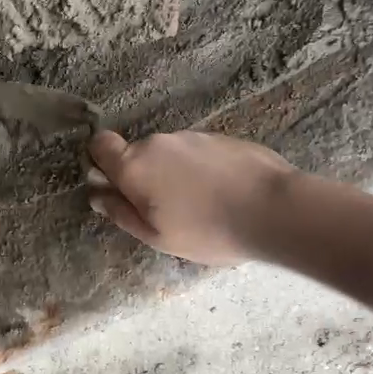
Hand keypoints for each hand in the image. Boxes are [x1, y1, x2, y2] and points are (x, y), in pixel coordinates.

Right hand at [85, 130, 295, 265]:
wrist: (275, 210)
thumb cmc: (208, 230)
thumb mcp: (157, 236)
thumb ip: (121, 213)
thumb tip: (97, 195)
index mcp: (132, 166)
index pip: (99, 144)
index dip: (102, 161)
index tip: (117, 185)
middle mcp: (155, 143)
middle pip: (137, 153)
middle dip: (146, 175)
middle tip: (168, 208)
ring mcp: (190, 137)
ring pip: (170, 153)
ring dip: (177, 173)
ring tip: (205, 203)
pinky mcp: (221, 137)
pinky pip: (199, 153)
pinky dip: (204, 169)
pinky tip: (226, 193)